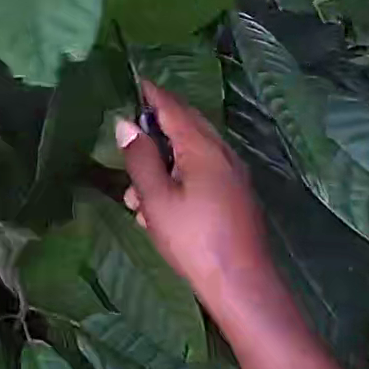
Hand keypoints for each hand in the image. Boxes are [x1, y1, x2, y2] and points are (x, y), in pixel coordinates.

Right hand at [118, 80, 276, 305]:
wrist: (242, 286)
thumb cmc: (194, 239)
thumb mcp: (156, 199)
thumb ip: (140, 158)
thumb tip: (125, 123)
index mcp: (201, 146)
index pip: (173, 107)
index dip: (152, 94)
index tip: (135, 82)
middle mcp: (221, 152)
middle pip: (186, 124)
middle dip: (156, 127)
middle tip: (130, 133)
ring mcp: (232, 173)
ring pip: (192, 151)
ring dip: (163, 161)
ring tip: (135, 194)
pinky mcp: (236, 194)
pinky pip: (203, 169)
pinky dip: (179, 176)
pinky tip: (160, 207)